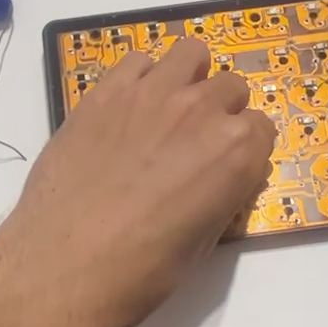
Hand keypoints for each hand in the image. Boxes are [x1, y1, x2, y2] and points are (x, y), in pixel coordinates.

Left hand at [0, 37, 275, 326]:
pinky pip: (137, 61)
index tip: (227, 167)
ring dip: (189, 77)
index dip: (245, 149)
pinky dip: (142, 77)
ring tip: (168, 110)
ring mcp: (151, 94)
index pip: (262, 128)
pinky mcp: (105, 92)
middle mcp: (202, 111)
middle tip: (193, 144)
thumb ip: (220, 196)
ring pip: (190, 55)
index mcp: (238, 152)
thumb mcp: (203, 243)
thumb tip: (218, 181)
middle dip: (221, 112)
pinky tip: (128, 110)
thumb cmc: (141, 271)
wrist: (65, 265)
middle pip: (230, 87)